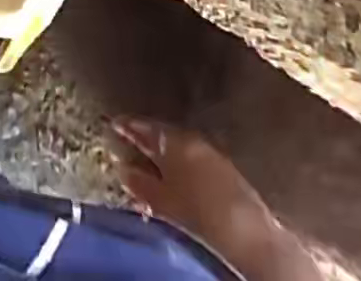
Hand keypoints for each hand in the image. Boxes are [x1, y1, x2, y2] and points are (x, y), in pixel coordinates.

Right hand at [114, 117, 322, 280]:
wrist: (250, 236)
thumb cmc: (196, 212)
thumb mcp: (158, 198)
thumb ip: (137, 181)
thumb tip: (122, 169)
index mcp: (172, 138)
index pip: (140, 125)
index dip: (123, 126)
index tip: (110, 125)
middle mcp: (192, 140)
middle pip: (160, 136)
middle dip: (143, 143)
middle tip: (126, 147)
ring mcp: (213, 156)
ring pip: (178, 151)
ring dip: (163, 158)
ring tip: (149, 170)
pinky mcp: (227, 174)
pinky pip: (194, 163)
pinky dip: (180, 169)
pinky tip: (176, 183)